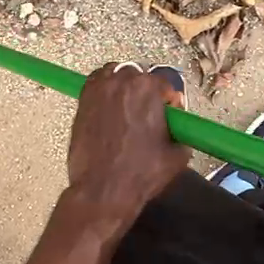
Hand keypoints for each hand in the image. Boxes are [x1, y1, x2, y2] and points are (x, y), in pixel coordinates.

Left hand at [63, 63, 187, 227]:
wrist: (104, 189)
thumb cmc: (140, 172)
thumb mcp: (177, 155)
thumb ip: (182, 134)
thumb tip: (179, 130)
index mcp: (148, 89)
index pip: (166, 83)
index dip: (170, 101)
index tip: (170, 114)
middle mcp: (122, 82)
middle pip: (139, 76)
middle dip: (147, 92)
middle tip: (150, 114)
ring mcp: (98, 90)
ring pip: (115, 74)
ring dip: (124, 86)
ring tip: (129, 108)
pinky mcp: (82, 101)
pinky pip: (96, 84)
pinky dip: (104, 90)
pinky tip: (110, 107)